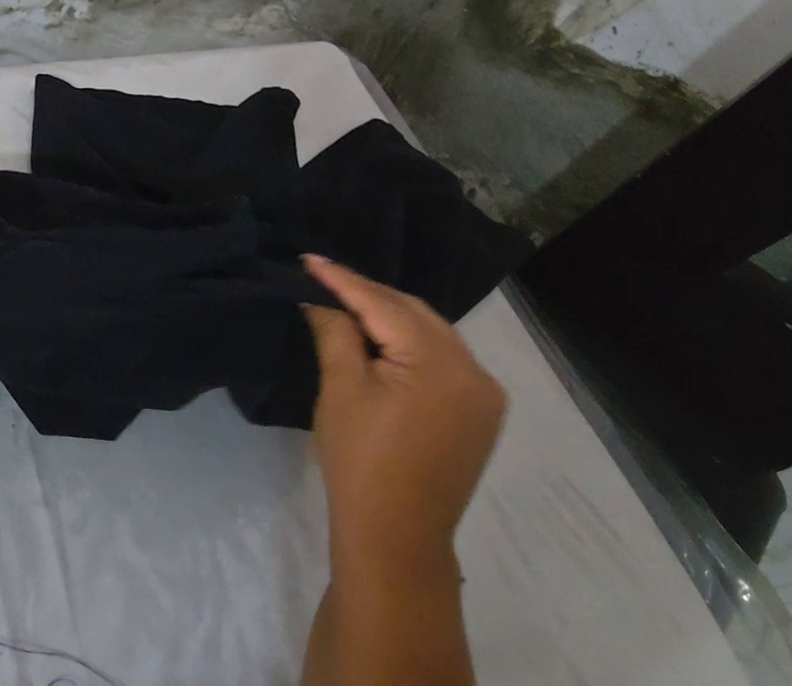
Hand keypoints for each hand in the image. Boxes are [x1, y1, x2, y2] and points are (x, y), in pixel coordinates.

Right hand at [302, 254, 505, 571]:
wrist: (396, 533)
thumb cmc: (359, 458)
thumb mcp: (340, 389)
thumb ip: (335, 333)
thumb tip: (319, 298)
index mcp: (439, 364)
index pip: (384, 305)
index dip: (342, 280)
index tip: (307, 259)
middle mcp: (474, 371)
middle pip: (414, 314)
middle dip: (368, 294)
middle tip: (322, 278)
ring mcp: (484, 393)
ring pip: (431, 333)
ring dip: (390, 316)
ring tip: (345, 303)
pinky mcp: (480, 412)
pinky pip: (443, 358)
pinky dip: (410, 342)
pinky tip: (381, 339)